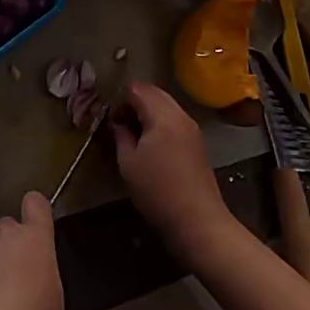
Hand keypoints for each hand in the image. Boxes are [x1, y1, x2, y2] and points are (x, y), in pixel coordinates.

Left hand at [0, 191, 62, 309]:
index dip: (35, 211)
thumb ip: (44, 269)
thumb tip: (37, 276)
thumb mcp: (54, 296)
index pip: (36, 204)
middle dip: (8, 249)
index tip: (35, 218)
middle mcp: (5, 235)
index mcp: (35, 238)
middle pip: (6, 230)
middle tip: (13, 280)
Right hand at [111, 82, 237, 258]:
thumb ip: (121, 136)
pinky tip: (152, 145)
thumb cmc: (158, 191)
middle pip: (155, 93)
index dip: (121, 99)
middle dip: (136, 102)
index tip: (111, 119)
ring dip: (149, 112)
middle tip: (121, 124)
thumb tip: (119, 123)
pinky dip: (161, 122)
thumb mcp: (129, 164)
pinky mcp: (197, 142)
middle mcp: (180, 114)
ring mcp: (192, 127)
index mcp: (162, 115)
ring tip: (135, 135)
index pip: (138, 89)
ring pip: (167, 105)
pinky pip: (175, 119)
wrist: (198, 221)